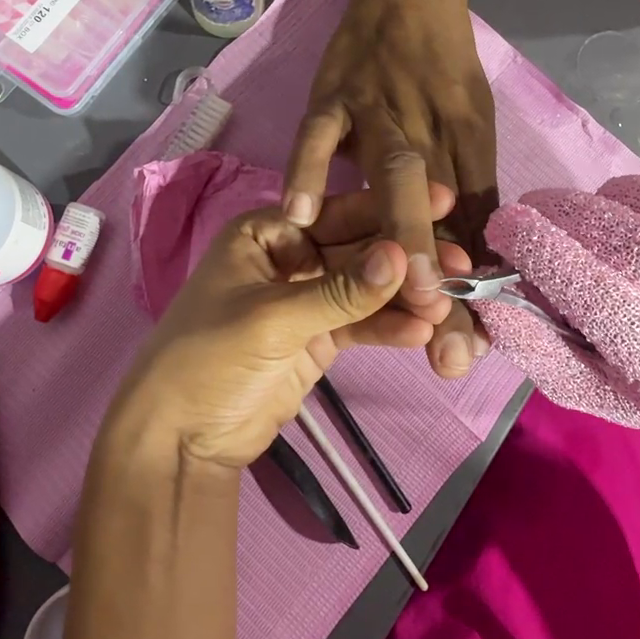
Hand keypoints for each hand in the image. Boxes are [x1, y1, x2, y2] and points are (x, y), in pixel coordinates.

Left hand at [115, 190, 469, 469]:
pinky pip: (361, 324)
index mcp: (267, 232)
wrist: (180, 436)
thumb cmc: (209, 357)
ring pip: (366, 288)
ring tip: (450, 303)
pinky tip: (424, 331)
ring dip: (405, 296)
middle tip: (459, 262)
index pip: (334, 211)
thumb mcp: (273, 318)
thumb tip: (403, 256)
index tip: (440, 202)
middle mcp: (290, 256)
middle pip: (358, 249)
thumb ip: (340, 291)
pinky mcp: (318, 338)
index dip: (385, 209)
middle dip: (406, 257)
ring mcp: (306, 299)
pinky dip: (389, 327)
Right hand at [285, 0, 497, 379]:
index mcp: (469, 140)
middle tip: (443, 339)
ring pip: (393, 173)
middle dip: (443, 272)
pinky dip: (310, 168)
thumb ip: (468, 190)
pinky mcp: (334, 92)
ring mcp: (381, 109)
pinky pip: (319, 132)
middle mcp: (431, 130)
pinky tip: (298, 215)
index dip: (474, 280)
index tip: (471, 343)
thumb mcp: (470, 124)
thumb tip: (476, 261)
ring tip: (390, 292)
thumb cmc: (442, 66)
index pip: (475, 219)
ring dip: (397, 230)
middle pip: (441, 207)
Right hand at [474, 175, 639, 459]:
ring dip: (615, 196)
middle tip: (533, 205)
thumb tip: (486, 292)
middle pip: (638, 247)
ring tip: (590, 208)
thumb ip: (532, 345)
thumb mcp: (584, 389)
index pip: (599, 297)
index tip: (502, 223)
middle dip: (569, 212)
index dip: (543, 251)